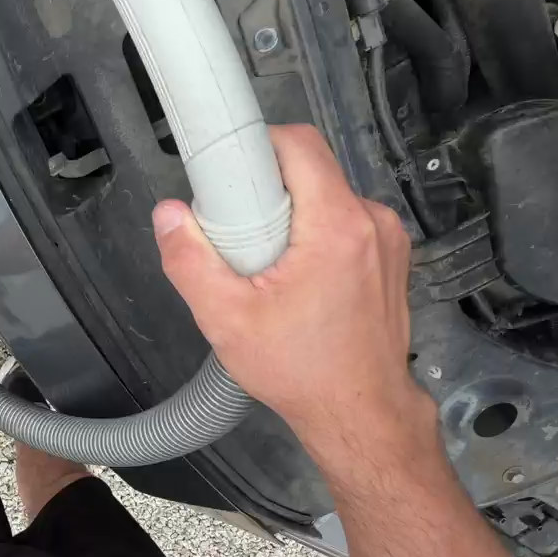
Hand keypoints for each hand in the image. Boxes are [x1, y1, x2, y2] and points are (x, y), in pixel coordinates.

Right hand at [151, 124, 429, 465]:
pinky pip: (340, 222)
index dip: (253, 147)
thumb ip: (190, 261)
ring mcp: (387, 239)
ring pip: (323, 197)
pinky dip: (308, 236)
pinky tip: (288, 280)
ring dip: (284, 217)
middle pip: (308, 170)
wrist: (358, 412)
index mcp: (336, 226)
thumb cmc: (297, 369)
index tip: (222, 177)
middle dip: (261, 191)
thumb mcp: (225, 319)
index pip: (297, 145)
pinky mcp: (389, 257)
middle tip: (231, 237)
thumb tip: (168, 215)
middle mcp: (372, 221)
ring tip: (258, 267)